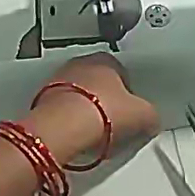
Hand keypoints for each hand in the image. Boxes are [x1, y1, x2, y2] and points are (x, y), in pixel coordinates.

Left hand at [25, 53, 159, 164]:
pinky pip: (62, 110)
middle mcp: (78, 65)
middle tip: (115, 122)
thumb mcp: (142, 114)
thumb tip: (151, 120)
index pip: (121, 72)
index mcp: (104, 59)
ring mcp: (58, 82)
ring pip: (78, 95)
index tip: (132, 110)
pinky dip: (69, 121)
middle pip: (97, 83)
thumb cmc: (100, 112)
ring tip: (96, 133)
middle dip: (105, 101)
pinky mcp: (43, 101)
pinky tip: (77, 136)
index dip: (129, 93)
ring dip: (86, 110)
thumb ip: (151, 114)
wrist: (63, 127)